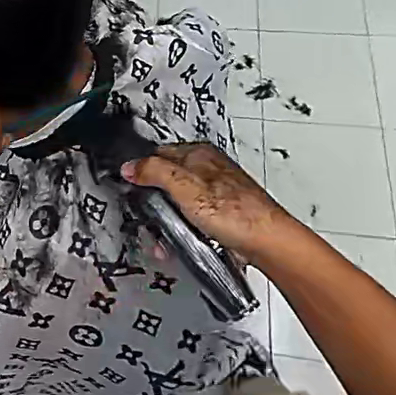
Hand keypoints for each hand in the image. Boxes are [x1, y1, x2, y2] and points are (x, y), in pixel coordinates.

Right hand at [122, 143, 301, 263]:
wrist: (265, 240)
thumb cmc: (234, 212)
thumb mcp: (183, 187)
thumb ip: (154, 172)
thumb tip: (130, 167)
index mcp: (199, 154)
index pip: (158, 154)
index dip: (142, 173)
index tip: (133, 191)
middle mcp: (208, 169)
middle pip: (168, 181)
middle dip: (156, 205)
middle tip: (151, 221)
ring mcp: (216, 192)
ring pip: (180, 203)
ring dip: (169, 222)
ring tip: (166, 239)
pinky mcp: (222, 212)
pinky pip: (193, 218)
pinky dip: (185, 230)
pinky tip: (185, 240)